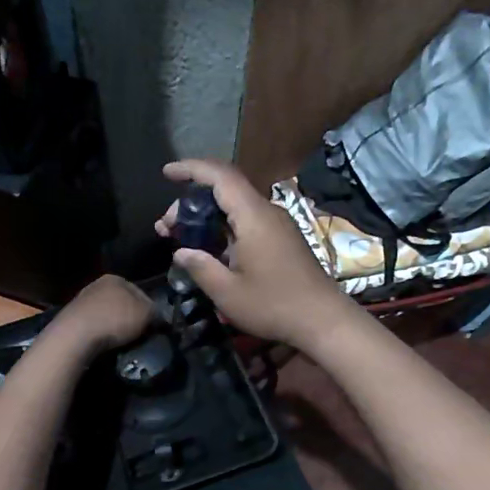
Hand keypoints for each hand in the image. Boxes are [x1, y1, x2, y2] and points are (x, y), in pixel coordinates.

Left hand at [49, 275, 156, 355]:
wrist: (75, 335)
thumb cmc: (114, 319)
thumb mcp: (146, 315)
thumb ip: (156, 313)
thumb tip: (159, 317)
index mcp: (116, 278)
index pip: (140, 293)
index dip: (150, 310)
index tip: (153, 326)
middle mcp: (97, 284)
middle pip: (122, 302)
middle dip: (130, 317)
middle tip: (138, 335)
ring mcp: (81, 300)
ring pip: (106, 313)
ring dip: (114, 325)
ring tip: (121, 341)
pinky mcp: (71, 317)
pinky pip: (93, 324)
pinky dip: (100, 332)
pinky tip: (103, 342)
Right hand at [153, 159, 356, 349]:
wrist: (323, 320)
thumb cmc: (273, 306)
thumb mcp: (227, 292)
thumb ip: (200, 266)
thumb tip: (181, 251)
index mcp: (253, 217)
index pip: (220, 176)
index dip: (191, 169)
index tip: (166, 173)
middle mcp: (267, 212)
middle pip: (225, 191)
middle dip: (190, 202)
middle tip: (166, 228)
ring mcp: (277, 225)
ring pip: (234, 207)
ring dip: (205, 216)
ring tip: (179, 237)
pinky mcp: (282, 239)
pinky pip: (246, 221)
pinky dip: (222, 227)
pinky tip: (208, 248)